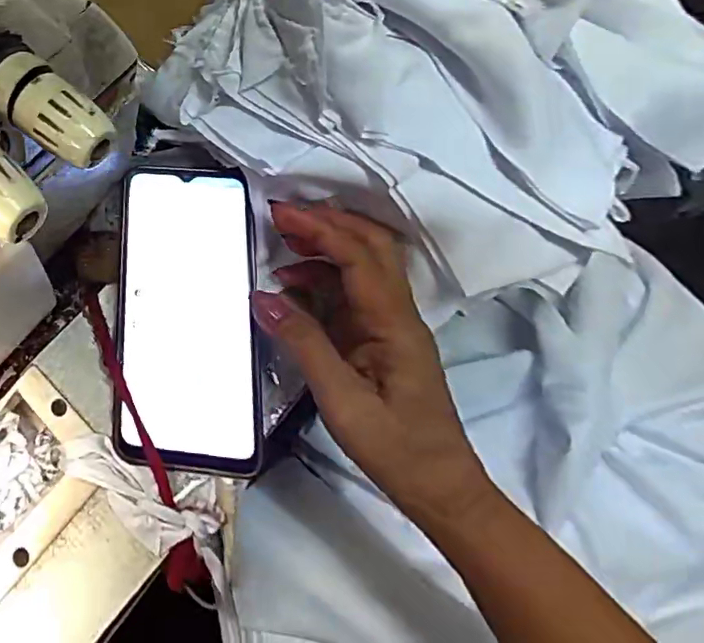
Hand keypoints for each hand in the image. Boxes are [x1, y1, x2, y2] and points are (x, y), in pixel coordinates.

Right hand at [253, 201, 498, 527]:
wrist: (441, 489)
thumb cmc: (396, 448)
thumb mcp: (342, 400)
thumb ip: (303, 343)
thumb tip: (262, 297)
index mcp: (393, 323)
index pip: (358, 257)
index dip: (319, 228)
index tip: (280, 214)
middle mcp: (396, 313)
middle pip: (371, 246)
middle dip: (327, 223)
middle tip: (282, 217)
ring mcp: (389, 324)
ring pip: (361, 265)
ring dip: (323, 247)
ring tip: (281, 247)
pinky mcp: (378, 338)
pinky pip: (350, 292)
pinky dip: (320, 278)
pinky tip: (293, 289)